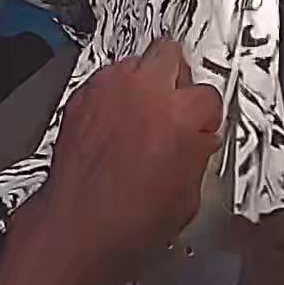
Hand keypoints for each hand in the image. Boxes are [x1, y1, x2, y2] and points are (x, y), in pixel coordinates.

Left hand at [0, 39, 222, 284]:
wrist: (75, 230)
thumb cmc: (125, 221)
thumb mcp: (187, 195)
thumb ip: (198, 153)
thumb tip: (199, 141)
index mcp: (181, 113)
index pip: (209, 95)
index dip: (206, 115)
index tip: (201, 126)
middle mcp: (145, 90)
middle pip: (171, 53)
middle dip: (177, 75)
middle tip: (175, 100)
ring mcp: (110, 89)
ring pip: (136, 61)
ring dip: (143, 81)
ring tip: (142, 111)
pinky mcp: (82, 96)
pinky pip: (106, 80)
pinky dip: (114, 94)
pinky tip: (116, 121)